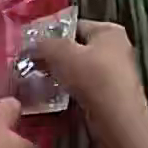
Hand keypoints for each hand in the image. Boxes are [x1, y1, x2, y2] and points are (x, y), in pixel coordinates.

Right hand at [33, 21, 147, 147]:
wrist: (117, 121)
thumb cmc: (92, 78)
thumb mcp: (61, 53)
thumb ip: (44, 45)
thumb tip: (31, 46)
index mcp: (109, 30)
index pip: (74, 26)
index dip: (51, 36)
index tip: (32, 49)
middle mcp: (117, 48)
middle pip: (77, 49)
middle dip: (55, 58)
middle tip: (33, 67)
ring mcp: (116, 74)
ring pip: (80, 71)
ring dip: (61, 77)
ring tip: (40, 84)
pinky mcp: (112, 97)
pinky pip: (85, 89)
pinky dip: (71, 93)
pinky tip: (57, 100)